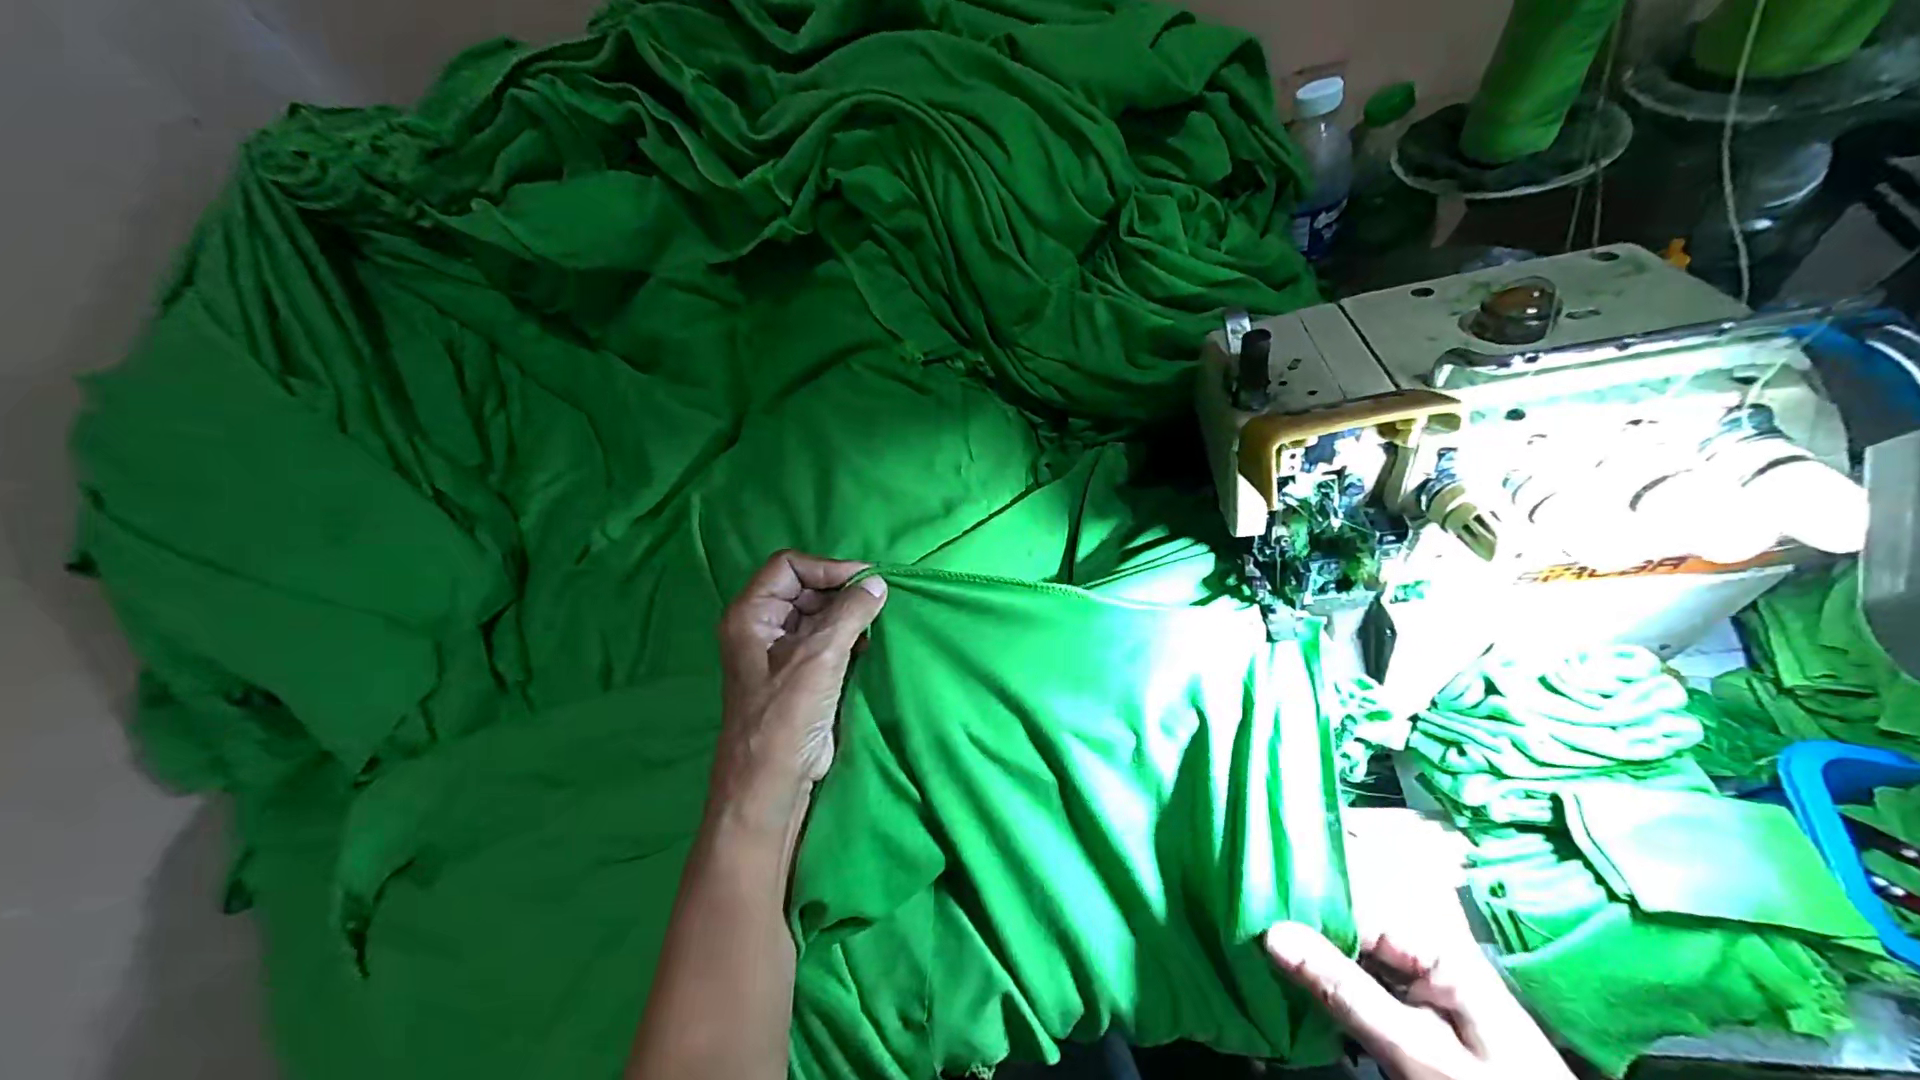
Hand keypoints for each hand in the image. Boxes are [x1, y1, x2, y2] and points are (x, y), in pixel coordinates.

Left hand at [713, 550, 886, 828]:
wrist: (772, 780)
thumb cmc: (786, 714)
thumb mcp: (820, 656)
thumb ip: (850, 612)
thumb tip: (878, 583)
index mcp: (751, 614)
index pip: (789, 566)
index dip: (827, 567)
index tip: (866, 580)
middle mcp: (761, 626)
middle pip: (804, 587)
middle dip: (840, 590)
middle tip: (876, 601)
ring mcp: (780, 650)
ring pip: (818, 613)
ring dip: (847, 614)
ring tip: (874, 624)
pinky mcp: (800, 672)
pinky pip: (825, 638)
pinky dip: (847, 635)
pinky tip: (867, 644)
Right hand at [1263, 810, 1571, 1079]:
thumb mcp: (1415, 1051)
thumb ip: (1344, 991)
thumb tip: (1271, 933)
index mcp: (1433, 939)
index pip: (1350, 900)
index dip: (1299, 899)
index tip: (1248, 898)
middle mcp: (1423, 937)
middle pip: (1347, 906)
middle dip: (1299, 904)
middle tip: (1243, 900)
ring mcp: (1417, 963)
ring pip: (1346, 932)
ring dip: (1306, 932)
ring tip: (1255, 925)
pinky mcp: (1410, 987)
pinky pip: (1355, 959)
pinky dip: (1323, 961)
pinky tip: (1291, 964)